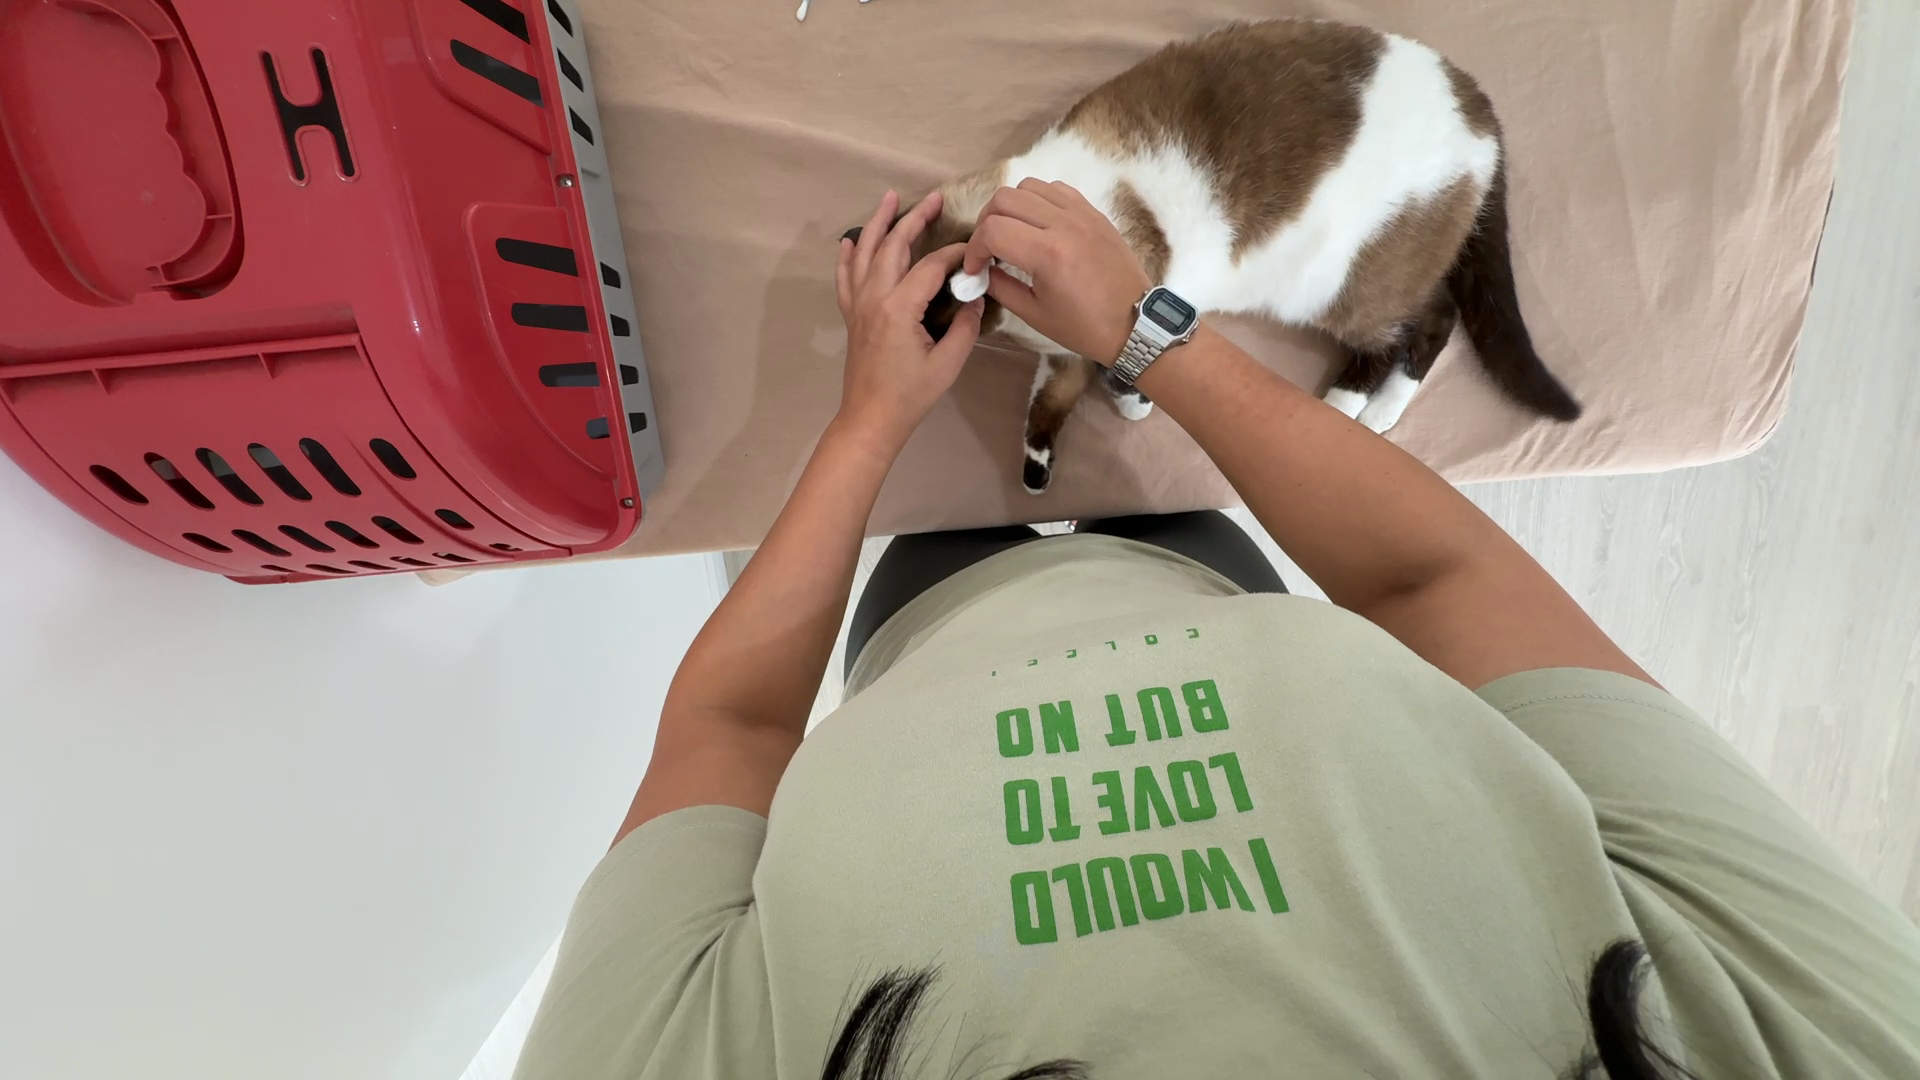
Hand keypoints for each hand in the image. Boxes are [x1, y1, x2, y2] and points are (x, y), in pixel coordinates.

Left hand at [834, 190, 983, 454]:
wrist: (871, 418)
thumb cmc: (910, 395)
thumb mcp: (948, 364)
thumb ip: (965, 326)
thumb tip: (975, 297)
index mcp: (899, 308)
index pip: (930, 267)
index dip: (954, 255)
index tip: (975, 251)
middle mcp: (874, 298)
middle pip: (893, 246)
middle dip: (914, 219)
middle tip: (934, 198)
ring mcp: (858, 305)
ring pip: (866, 253)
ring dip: (878, 223)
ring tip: (889, 198)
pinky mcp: (851, 316)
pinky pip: (845, 278)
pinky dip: (847, 257)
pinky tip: (849, 241)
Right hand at [962, 179, 1152, 364]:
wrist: (1133, 323)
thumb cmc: (1084, 327)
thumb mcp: (1034, 314)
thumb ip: (1001, 287)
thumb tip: (981, 271)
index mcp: (1048, 255)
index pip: (992, 230)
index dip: (974, 249)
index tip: (975, 268)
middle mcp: (1064, 224)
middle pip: (1004, 199)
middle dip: (986, 224)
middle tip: (987, 250)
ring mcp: (1081, 212)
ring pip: (1027, 187)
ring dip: (1009, 208)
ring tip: (1010, 235)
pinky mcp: (1092, 211)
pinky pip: (1054, 189)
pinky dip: (1036, 201)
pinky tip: (1036, 226)